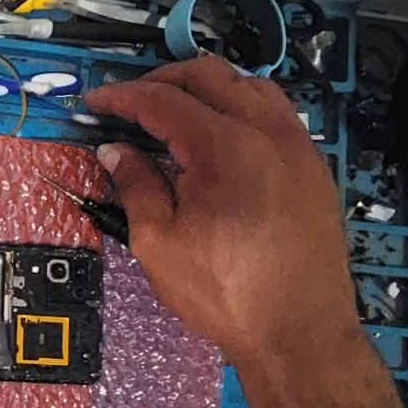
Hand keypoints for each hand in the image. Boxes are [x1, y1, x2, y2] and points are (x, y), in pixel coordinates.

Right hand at [86, 58, 362, 372]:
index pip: (164, 101)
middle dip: (161, 81)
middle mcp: (268, 133)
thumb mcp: (158, 241)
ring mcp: (298, 147)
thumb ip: (136, 185)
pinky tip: (217, 137)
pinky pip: (274, 113)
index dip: (122, 97)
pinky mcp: (312, 168)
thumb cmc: (222, 290)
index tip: (95, 103)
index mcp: (225, 147)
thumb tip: (115, 151)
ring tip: (172, 112)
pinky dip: (237, 107)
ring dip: (205, 88)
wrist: (298, 332)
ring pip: (249, 85)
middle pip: (210, 76)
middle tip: (128, 103)